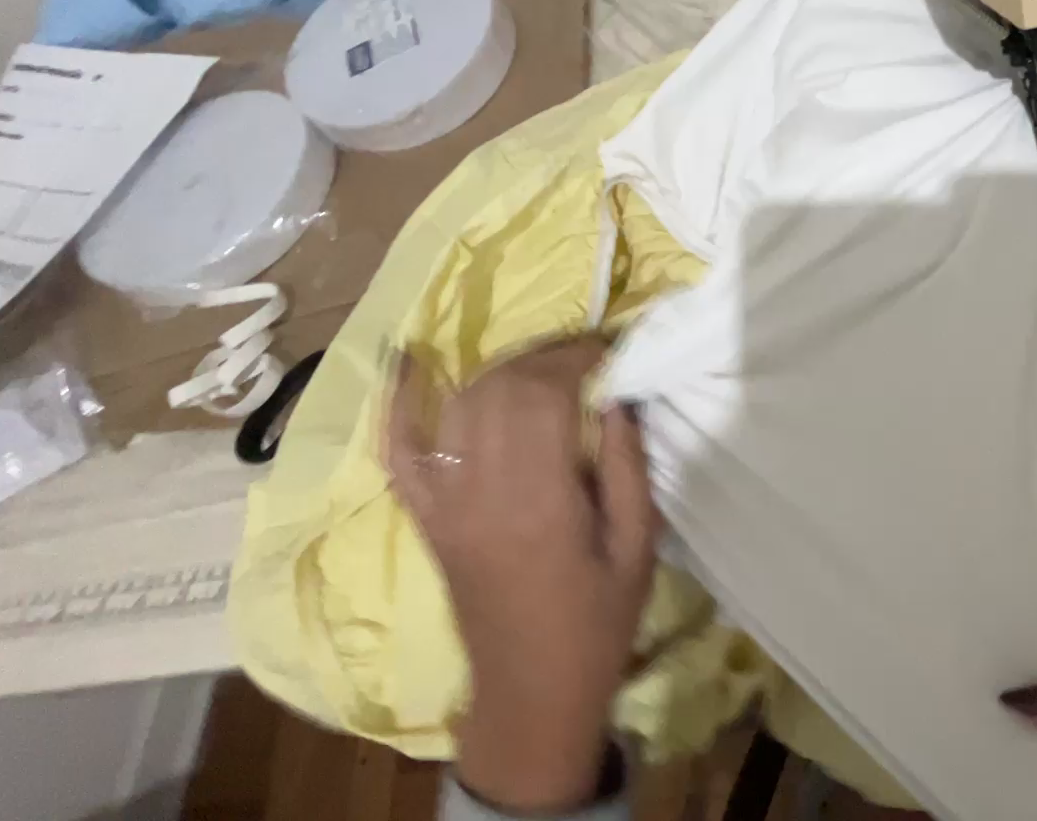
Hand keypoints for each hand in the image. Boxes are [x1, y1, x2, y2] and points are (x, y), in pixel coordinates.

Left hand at [384, 337, 658, 813]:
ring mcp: (443, 506)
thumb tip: (618, 396)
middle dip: (545, 357)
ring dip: (501, 370)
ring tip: (542, 364)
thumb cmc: (599, 620)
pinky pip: (399, 452)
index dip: (576, 358)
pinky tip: (406, 362)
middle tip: (584, 354)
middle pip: (499, 390)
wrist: (532, 688)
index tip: (608, 349)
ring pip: (459, 407)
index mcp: (539, 502)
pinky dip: (397, 405)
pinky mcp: (426, 519)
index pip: (543, 396)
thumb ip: (629, 467)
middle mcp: (480, 494)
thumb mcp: (639, 545)